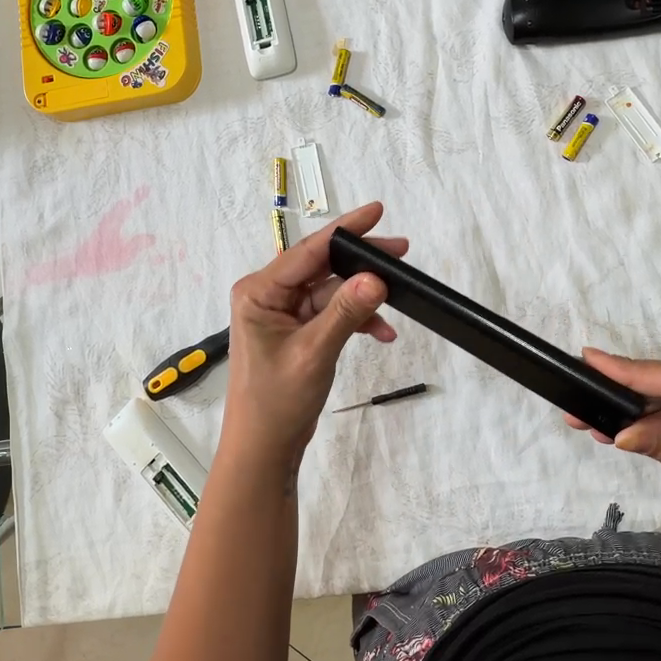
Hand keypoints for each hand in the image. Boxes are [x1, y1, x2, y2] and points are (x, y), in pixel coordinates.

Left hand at [220, 202, 405, 466]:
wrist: (264, 450)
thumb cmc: (275, 402)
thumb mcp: (313, 353)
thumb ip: (345, 312)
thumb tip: (376, 278)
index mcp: (259, 291)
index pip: (307, 250)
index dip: (345, 229)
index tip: (377, 210)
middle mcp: (269, 295)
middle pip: (322, 266)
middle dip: (361, 262)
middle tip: (401, 251)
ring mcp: (284, 313)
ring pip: (332, 290)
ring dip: (363, 298)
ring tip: (399, 296)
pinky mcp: (298, 331)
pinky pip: (332, 312)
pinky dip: (357, 319)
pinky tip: (382, 332)